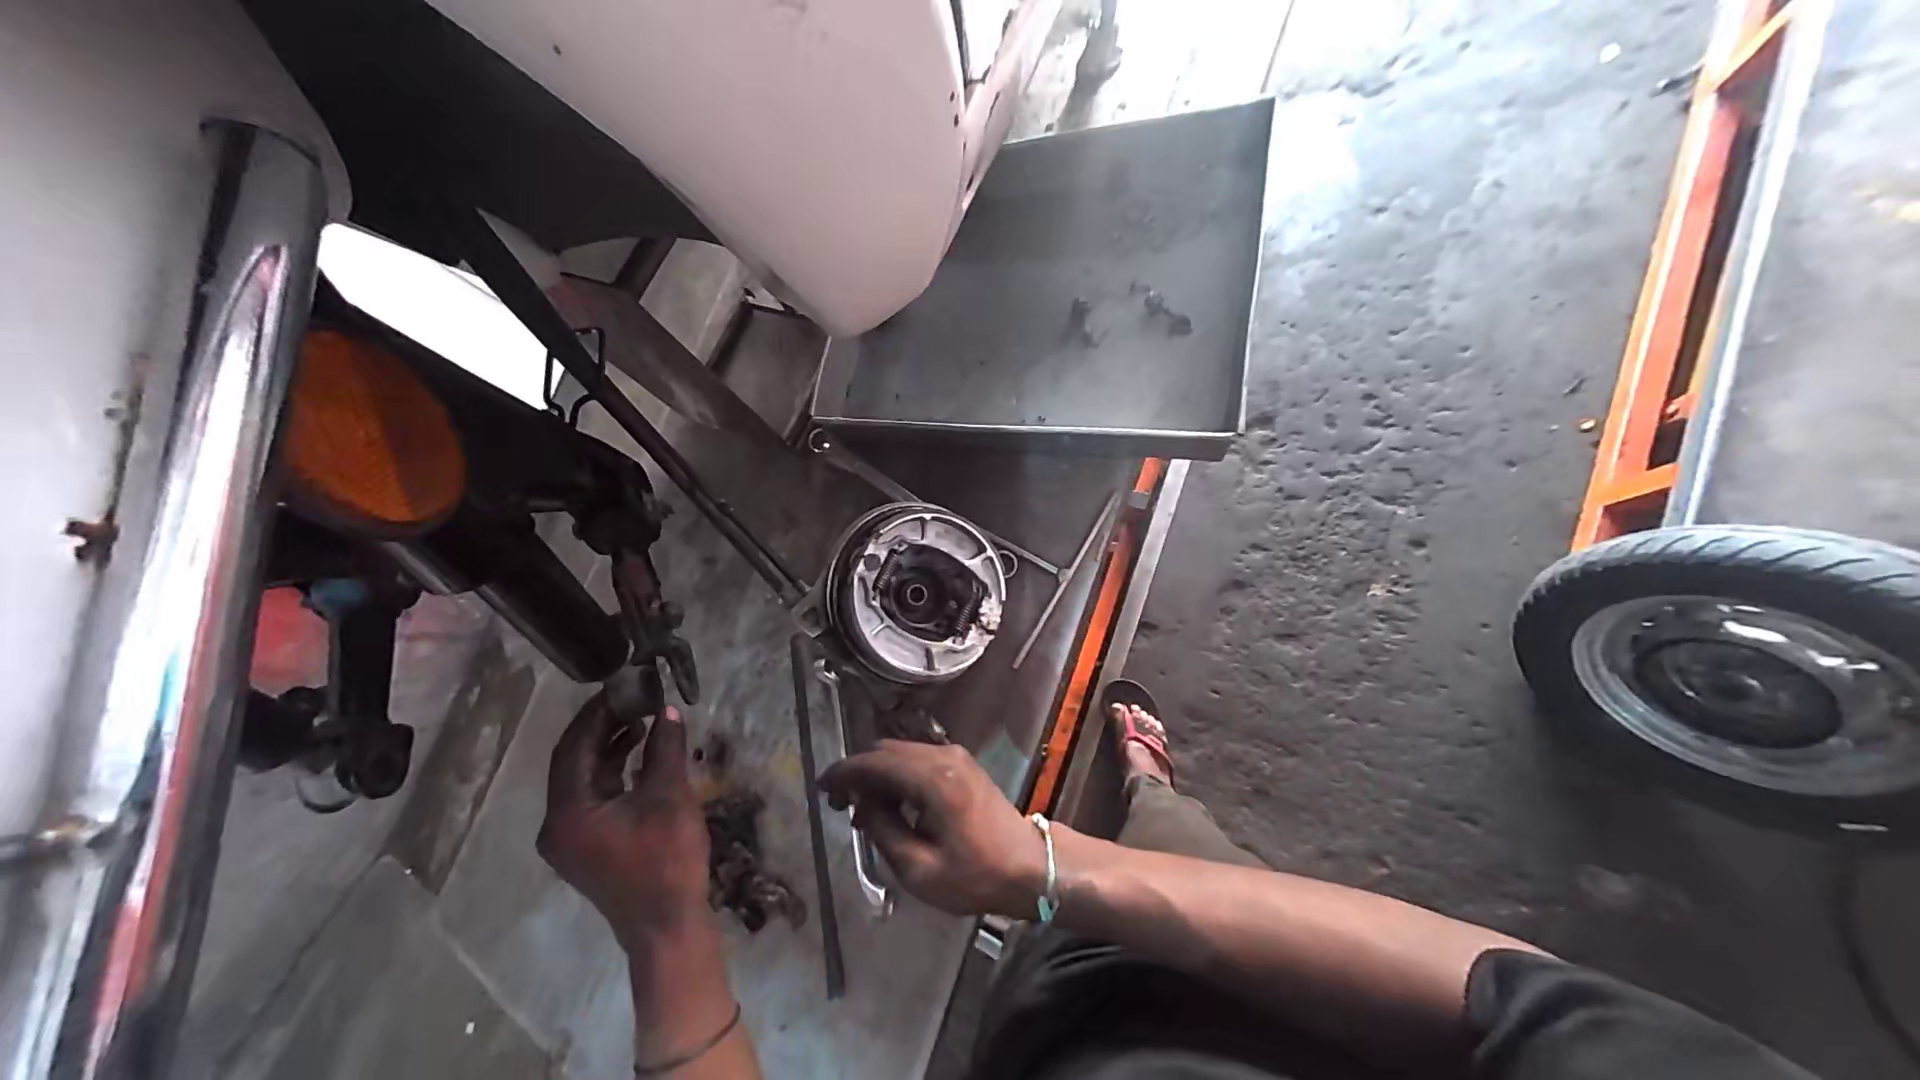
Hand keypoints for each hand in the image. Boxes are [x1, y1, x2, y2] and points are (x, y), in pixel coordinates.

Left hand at [537, 693, 707, 949]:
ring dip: (609, 747)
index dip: (597, 714)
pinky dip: (614, 771)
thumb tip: (667, 710)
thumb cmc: (666, 860)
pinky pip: (594, 796)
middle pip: (573, 761)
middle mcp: (557, 824)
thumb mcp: (669, 796)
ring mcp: (571, 838)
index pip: (573, 748)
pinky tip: (640, 754)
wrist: (667, 926)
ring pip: (584, 778)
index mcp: (567, 812)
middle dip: (602, 727)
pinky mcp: (588, 845)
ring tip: (642, 720)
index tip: (623, 688)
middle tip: (633, 699)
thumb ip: (665, 748)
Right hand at [818, 740, 1046, 918]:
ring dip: (878, 774)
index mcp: (932, 778)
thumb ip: (884, 830)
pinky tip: (893, 805)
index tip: (822, 788)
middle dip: (859, 773)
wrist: (1031, 867)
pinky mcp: (962, 764)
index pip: (875, 761)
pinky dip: (898, 775)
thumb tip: (862, 803)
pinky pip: (918, 760)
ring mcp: (955, 756)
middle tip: (841, 806)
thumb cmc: (976, 875)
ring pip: (902, 753)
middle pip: (886, 750)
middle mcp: (943, 756)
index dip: (844, 772)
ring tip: (865, 813)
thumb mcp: (920, 869)